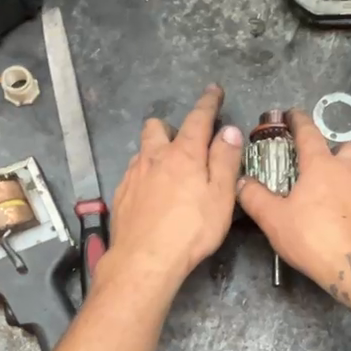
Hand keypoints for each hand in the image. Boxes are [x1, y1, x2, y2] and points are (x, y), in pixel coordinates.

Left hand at [103, 85, 243, 291]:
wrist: (145, 259)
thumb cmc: (191, 229)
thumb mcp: (220, 196)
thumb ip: (225, 161)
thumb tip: (229, 131)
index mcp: (184, 154)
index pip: (198, 118)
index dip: (208, 103)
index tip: (214, 91)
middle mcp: (154, 157)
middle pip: (157, 127)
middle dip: (172, 127)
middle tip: (186, 144)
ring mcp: (134, 175)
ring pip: (143, 150)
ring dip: (156, 152)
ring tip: (169, 172)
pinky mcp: (121, 195)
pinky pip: (133, 174)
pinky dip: (145, 176)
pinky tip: (152, 195)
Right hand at [238, 108, 350, 295]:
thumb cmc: (314, 238)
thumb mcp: (274, 220)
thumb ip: (255, 198)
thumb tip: (242, 182)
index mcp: (321, 164)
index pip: (308, 131)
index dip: (297, 120)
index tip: (290, 115)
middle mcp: (347, 170)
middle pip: (344, 146)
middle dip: (331, 147)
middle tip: (315, 162)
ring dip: (343, 172)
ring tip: (327, 189)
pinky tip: (340, 213)